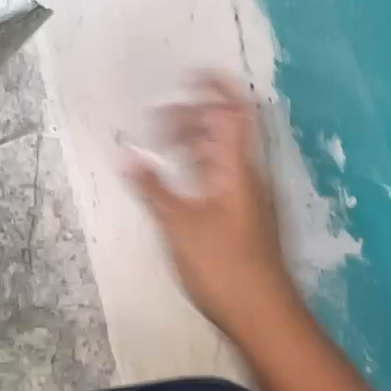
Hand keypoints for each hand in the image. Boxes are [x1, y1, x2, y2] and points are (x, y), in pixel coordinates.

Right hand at [124, 73, 303, 341]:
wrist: (264, 315)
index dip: (217, 88)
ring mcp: (248, 197)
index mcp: (237, 169)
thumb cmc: (223, 265)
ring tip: (157, 146)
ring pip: (221, 154)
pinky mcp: (243, 217)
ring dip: (191, 142)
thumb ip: (153, 188)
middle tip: (152, 123)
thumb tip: (126, 157)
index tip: (189, 75)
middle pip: (225, 130)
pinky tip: (174, 180)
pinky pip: (218, 175)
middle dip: (190, 116)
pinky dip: (195, 166)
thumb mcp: (179, 225)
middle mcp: (247, 176)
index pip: (235, 113)